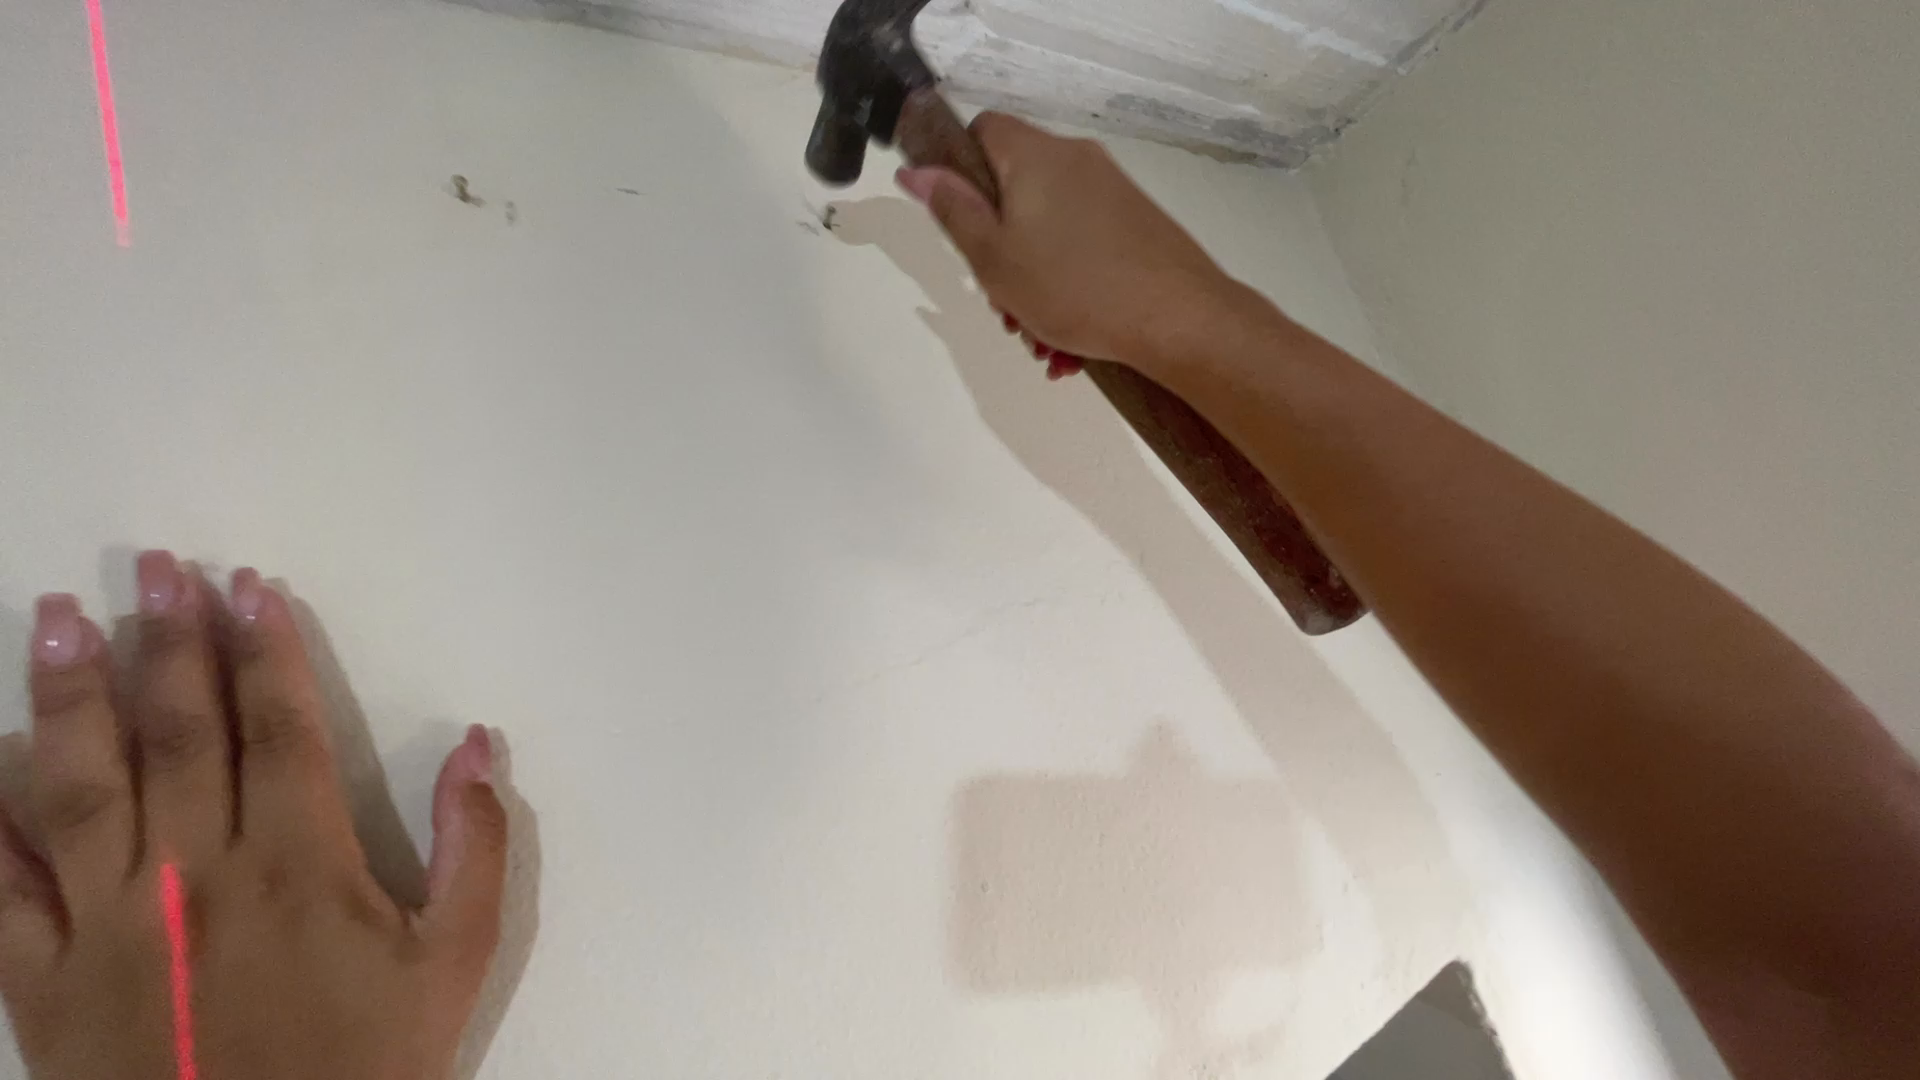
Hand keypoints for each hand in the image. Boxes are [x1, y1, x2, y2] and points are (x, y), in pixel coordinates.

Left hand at [0, 552, 506, 1079]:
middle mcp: (193, 878)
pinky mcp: (37, 985)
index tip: (250, 587)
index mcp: (299, 865)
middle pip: (176, 736)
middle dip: (168, 643)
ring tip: (64, 617)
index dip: (266, 652)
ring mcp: (101, 931)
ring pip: (72, 789)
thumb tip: (481, 742)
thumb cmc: (376, 1050)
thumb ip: (475, 840)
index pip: (280, 729)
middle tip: (156, 567)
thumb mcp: (459, 949)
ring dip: (66, 695)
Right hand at [895, 112, 1243, 375]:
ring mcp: (1111, 193)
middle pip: (1016, 193)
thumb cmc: (1072, 288)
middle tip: (1003, 308)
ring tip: (1039, 343)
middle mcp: (1075, 162)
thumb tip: (916, 170)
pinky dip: (1067, 291)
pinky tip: (1068, 345)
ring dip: (1032, 289)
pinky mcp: (1136, 225)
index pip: (982, 131)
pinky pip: (1083, 252)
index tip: (960, 225)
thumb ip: (953, 212)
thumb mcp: (994, 259)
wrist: (1177, 318)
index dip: (960, 171)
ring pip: (1049, 234)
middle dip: (1000, 254)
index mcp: (1034, 158)